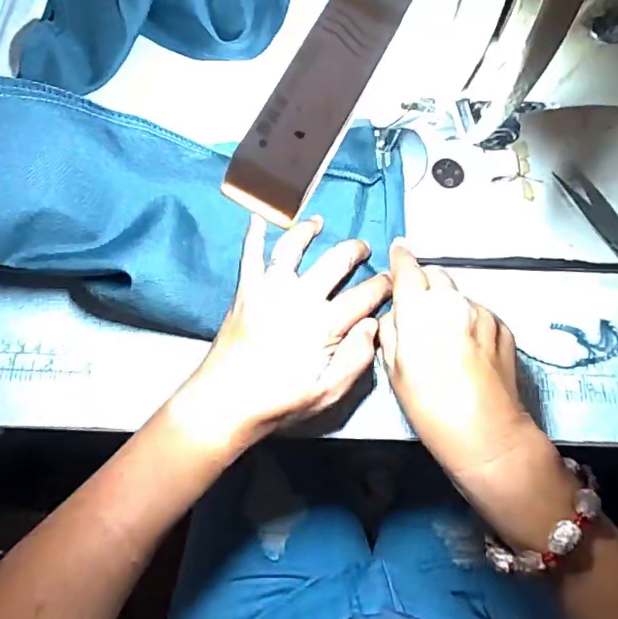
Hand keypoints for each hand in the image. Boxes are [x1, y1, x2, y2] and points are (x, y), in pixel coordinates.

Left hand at [167, 216, 391, 451]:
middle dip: (354, 250)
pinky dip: (254, 235)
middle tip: (362, 248)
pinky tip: (256, 218)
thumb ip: (356, 358)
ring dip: (307, 231)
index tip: (392, 280)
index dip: (383, 285)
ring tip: (317, 222)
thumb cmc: (278, 401)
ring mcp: (269, 290)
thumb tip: (373, 325)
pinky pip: (250, 256)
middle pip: (335, 261)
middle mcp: (299, 297)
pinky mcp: (245, 291)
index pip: (364, 296)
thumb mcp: (328, 392)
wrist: (225, 400)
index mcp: (324, 323)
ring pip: (292, 248)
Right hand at [380, 242, 572, 540]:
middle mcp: (452, 303)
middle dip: (423, 282)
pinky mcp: (504, 329)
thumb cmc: (430, 407)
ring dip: (446, 303)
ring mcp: (482, 314)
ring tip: (442, 333)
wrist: (490, 436)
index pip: (408, 269)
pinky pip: (478, 313)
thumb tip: (394, 314)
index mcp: (420, 310)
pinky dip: (467, 319)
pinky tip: (465, 346)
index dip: (400, 257)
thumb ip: (390, 332)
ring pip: (457, 294)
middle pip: (435, 275)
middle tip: (415, 304)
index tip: (397, 250)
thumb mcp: (394, 371)